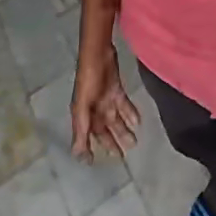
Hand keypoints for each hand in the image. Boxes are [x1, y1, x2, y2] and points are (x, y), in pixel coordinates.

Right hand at [70, 45, 140, 162]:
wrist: (98, 53)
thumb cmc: (88, 79)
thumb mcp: (82, 106)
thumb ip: (81, 130)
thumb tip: (78, 156)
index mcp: (83, 114)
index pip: (86, 136)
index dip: (89, 149)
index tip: (94, 163)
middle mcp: (94, 108)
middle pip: (103, 129)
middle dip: (111, 142)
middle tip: (123, 157)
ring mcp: (105, 98)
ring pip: (115, 119)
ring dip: (123, 130)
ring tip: (134, 142)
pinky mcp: (116, 89)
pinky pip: (123, 105)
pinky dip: (130, 113)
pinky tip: (138, 121)